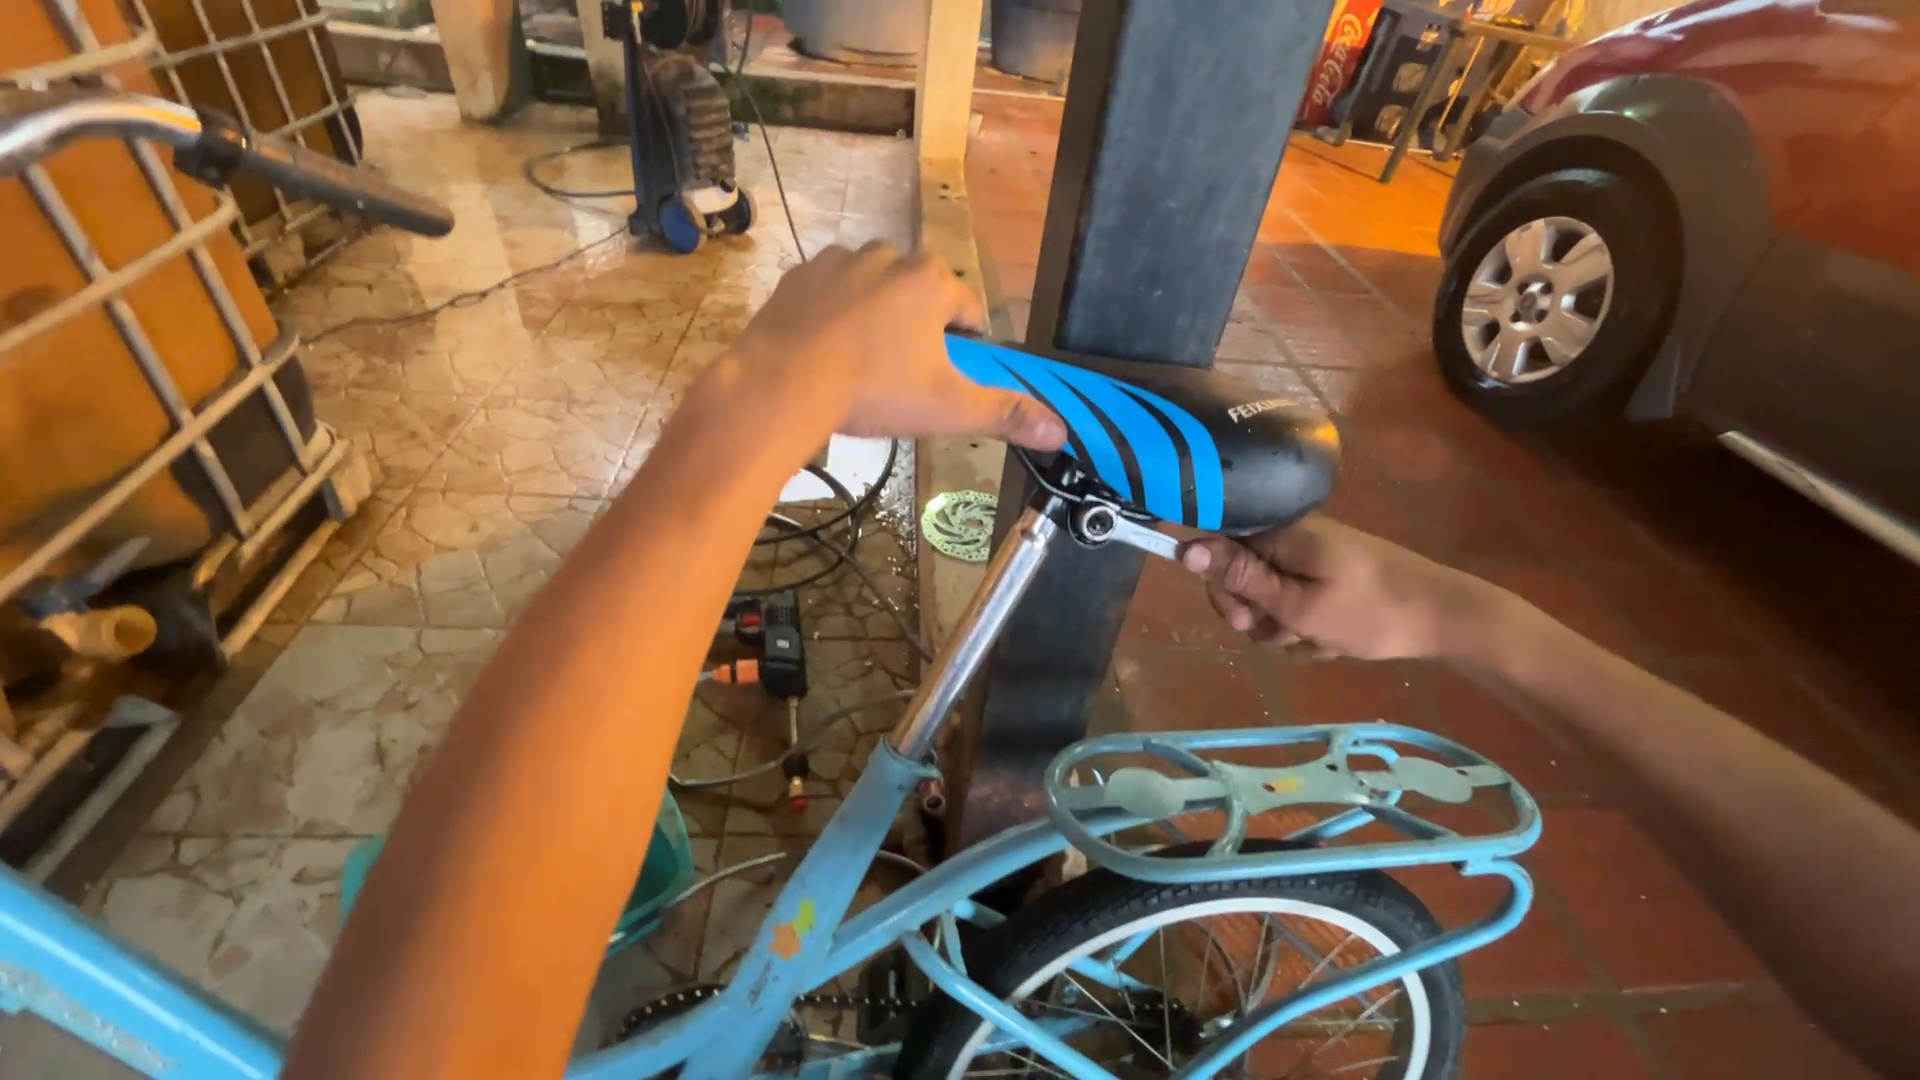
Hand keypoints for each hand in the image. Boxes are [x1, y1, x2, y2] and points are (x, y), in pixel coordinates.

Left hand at [724, 243, 1066, 449]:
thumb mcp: (948, 408)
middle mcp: (889, 256)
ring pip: (873, 288)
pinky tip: (824, 350)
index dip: (965, 344)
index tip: (948, 373)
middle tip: (901, 373)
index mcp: (932, 281)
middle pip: (919, 293)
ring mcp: (838, 260)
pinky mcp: (798, 275)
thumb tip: (1061, 432)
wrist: (783, 384)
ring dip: (875, 316)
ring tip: (860, 363)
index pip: (967, 310)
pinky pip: (828, 292)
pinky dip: (832, 314)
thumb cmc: (876, 391)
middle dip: (918, 327)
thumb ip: (1005, 414)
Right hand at [1177, 516, 1509, 660]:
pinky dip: (1302, 625)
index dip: (1219, 586)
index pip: (1214, 547)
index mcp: (1278, 534)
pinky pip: (1292, 603)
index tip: (1241, 620)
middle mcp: (1287, 538)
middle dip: (1253, 613)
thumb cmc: (1370, 612)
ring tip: (1316, 639)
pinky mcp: (1324, 575)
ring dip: (1281, 626)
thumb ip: (1240, 578)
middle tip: (1283, 633)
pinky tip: (1328, 639)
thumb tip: (1184, 548)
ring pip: (1264, 596)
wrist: (1445, 618)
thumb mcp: (1297, 604)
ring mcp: (1308, 557)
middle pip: (1237, 576)